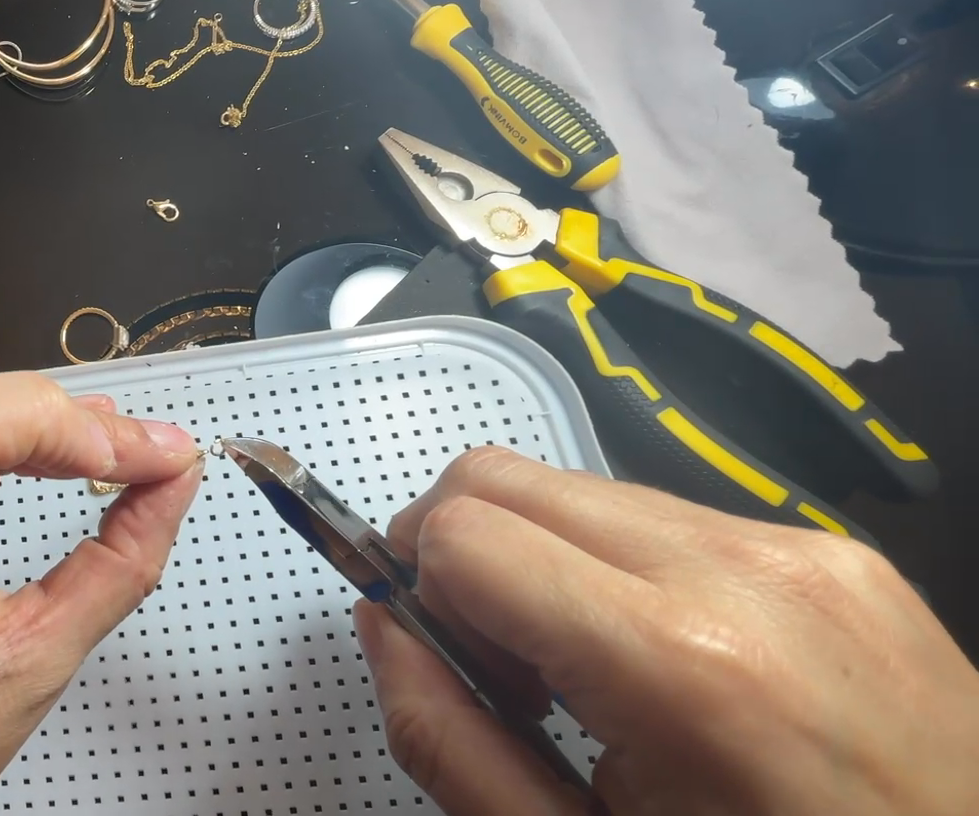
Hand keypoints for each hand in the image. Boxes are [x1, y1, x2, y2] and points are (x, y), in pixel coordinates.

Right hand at [356, 446, 978, 815]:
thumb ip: (443, 738)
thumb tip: (382, 621)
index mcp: (683, 665)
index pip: (462, 533)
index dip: (423, 588)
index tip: (453, 658)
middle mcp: (744, 571)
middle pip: (499, 477)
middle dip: (457, 546)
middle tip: (495, 650)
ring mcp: (802, 550)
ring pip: (566, 485)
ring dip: (531, 551)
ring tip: (583, 660)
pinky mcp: (834, 551)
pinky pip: (647, 512)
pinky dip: (603, 560)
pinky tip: (654, 652)